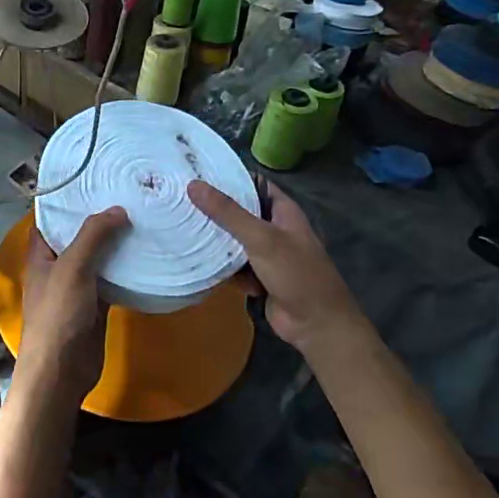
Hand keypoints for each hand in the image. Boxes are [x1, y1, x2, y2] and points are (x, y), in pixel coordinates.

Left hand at [20, 207, 129, 402]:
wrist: (61, 372)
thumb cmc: (58, 316)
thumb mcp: (72, 268)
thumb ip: (92, 237)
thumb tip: (117, 209)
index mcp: (41, 255)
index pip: (51, 220)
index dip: (68, 202)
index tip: (94, 184)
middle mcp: (57, 267)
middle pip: (78, 237)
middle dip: (99, 220)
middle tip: (127, 196)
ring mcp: (77, 287)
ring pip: (98, 258)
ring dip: (115, 244)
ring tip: (141, 218)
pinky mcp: (95, 305)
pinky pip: (111, 280)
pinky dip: (125, 270)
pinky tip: (145, 255)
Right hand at [188, 181, 362, 355]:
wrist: (316, 324)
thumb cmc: (295, 272)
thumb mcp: (260, 238)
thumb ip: (228, 212)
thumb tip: (194, 185)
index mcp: (283, 211)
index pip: (253, 184)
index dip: (229, 178)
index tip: (197, 173)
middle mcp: (275, 228)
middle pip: (240, 214)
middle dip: (216, 212)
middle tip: (182, 203)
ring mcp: (268, 254)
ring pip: (235, 242)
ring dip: (219, 244)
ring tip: (186, 233)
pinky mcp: (259, 277)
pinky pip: (235, 266)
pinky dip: (226, 268)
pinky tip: (206, 267)